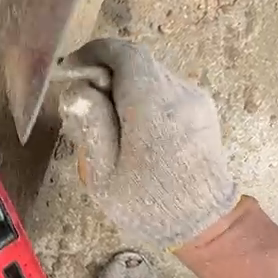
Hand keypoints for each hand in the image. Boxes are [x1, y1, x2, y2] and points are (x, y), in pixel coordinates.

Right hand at [57, 38, 238, 250]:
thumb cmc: (148, 205)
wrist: (205, 224)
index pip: (123, 54)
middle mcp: (178, 94)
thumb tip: (78, 88)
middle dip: (107, 72)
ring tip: (108, 119)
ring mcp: (195, 99)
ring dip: (125, 85)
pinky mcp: (202, 109)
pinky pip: (166, 89)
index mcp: (151, 106)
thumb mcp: (103, 175)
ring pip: (152, 74)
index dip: (93, 54)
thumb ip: (90, 125)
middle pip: (138, 62)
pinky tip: (134, 128)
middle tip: (85, 100)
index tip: (73, 69)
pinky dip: (144, 96)